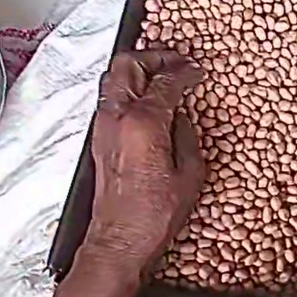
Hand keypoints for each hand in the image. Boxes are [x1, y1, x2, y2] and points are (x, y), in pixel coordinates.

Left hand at [82, 50, 204, 271]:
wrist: (120, 240)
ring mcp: (103, 127)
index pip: (166, 81)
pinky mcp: (100, 140)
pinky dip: (130, 90)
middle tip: (176, 60)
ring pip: (114, 78)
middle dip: (154, 56)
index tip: (197, 71)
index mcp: (144, 123)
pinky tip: (150, 102)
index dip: (185, 71)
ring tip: (162, 76)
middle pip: (127, 65)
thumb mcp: (190, 174)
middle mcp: (117, 118)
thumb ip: (186, 136)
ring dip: (138, 71)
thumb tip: (181, 118)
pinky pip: (112, 99)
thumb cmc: (155, 214)